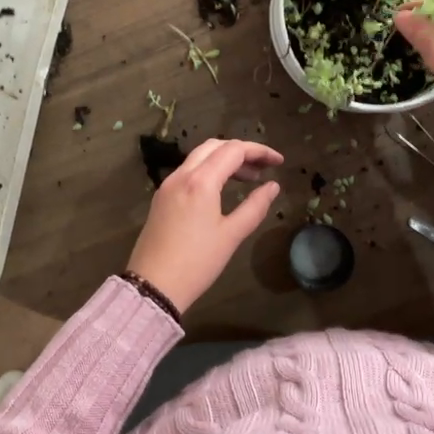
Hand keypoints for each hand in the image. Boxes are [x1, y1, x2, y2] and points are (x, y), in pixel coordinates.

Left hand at [127, 139, 283, 312]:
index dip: (259, 151)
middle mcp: (181, 175)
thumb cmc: (197, 262)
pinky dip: (209, 171)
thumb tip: (272, 186)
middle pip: (214, 147)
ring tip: (248, 179)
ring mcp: (168, 186)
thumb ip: (255, 206)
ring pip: (199, 158)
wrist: (153, 286)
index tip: (279, 162)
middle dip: (241, 151)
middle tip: (263, 168)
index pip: (233, 150)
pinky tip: (222, 189)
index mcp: (200, 181)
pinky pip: (188, 172)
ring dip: (224, 160)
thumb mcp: (232, 235)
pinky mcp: (162, 198)